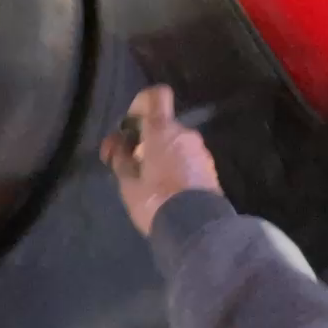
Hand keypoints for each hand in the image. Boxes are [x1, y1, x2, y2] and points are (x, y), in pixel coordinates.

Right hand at [100, 85, 222, 235]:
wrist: (198, 232)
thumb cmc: (156, 200)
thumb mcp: (128, 182)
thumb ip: (120, 157)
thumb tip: (117, 143)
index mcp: (162, 130)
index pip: (157, 96)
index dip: (142, 102)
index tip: (131, 124)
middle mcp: (185, 134)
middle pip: (164, 125)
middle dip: (148, 139)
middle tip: (134, 162)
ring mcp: (201, 152)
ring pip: (176, 143)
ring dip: (163, 154)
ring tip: (150, 181)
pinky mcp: (211, 171)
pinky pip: (188, 159)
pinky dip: (177, 166)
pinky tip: (168, 190)